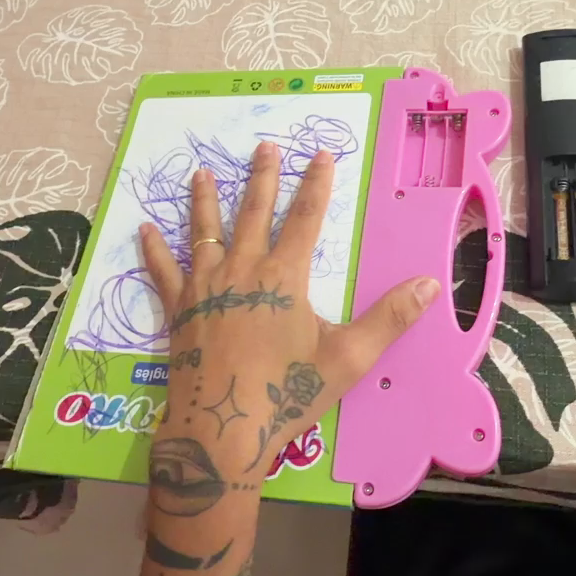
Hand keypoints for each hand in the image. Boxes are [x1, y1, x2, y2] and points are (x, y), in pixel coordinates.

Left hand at [139, 141, 439, 485]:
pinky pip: (163, 271)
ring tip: (202, 172)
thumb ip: (389, 319)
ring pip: (204, 232)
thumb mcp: (348, 358)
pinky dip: (154, 249)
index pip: (305, 217)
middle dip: (261, 176)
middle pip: (253, 212)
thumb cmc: (286, 393)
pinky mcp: (178, 310)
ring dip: (205, 200)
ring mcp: (205, 287)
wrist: (223, 430)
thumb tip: (430, 284)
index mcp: (283, 276)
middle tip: (263, 145)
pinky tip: (144, 228)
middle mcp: (242, 269)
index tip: (320, 154)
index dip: (316, 183)